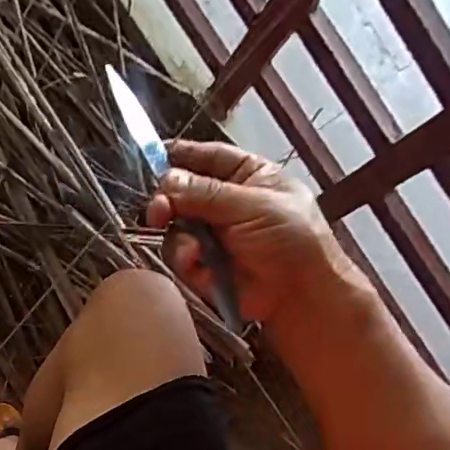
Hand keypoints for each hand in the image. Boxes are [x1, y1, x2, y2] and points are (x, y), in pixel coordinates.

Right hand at [147, 141, 350, 322]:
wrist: (298, 293)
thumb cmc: (290, 238)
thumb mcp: (252, 205)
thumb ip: (205, 193)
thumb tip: (166, 180)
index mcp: (245, 176)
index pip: (207, 158)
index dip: (180, 156)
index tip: (151, 156)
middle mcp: (223, 204)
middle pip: (181, 194)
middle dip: (167, 201)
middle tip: (158, 211)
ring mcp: (210, 236)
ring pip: (174, 227)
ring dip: (178, 236)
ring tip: (192, 249)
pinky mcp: (201, 267)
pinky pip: (178, 257)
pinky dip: (184, 259)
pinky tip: (197, 263)